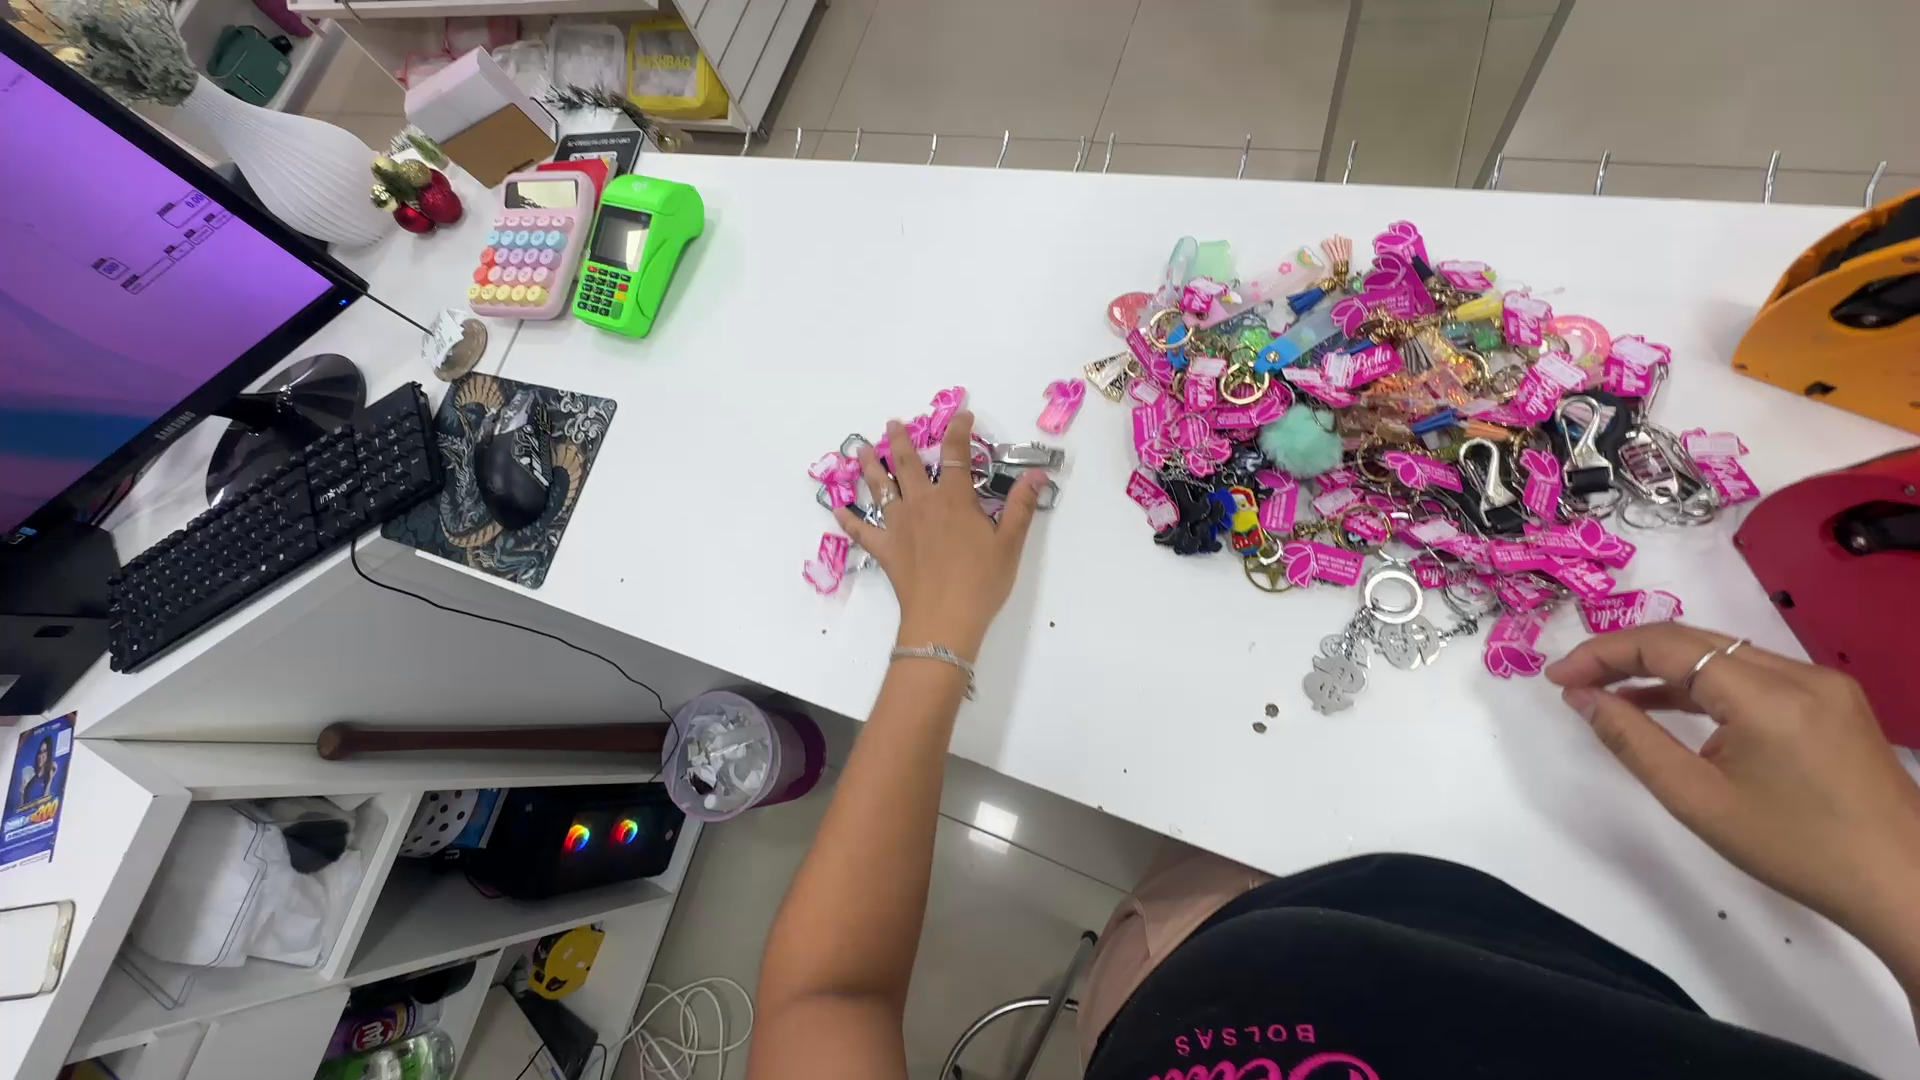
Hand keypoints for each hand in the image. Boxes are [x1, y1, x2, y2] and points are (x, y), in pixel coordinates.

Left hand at [834, 411, 1046, 661]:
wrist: (944, 620)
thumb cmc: (981, 582)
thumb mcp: (1010, 543)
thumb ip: (1021, 505)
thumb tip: (1037, 474)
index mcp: (953, 499)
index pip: (956, 454)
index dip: (959, 431)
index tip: (963, 415)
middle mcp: (921, 504)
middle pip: (907, 464)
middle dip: (901, 440)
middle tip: (893, 423)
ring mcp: (898, 525)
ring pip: (880, 488)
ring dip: (870, 466)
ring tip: (861, 449)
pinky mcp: (884, 549)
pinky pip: (860, 530)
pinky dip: (847, 519)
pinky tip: (836, 508)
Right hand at [1546, 623, 1919, 942]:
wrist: (1910, 892)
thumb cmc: (1795, 848)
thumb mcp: (1694, 796)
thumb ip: (1629, 737)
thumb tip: (1579, 696)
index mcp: (1770, 697)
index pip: (1666, 646)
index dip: (1601, 654)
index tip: (1557, 678)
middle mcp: (1800, 676)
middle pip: (1690, 640)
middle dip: (1621, 653)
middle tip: (1572, 680)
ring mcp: (1821, 687)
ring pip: (1716, 653)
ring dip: (1655, 666)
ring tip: (1604, 690)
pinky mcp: (1828, 704)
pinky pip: (1744, 673)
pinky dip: (1693, 681)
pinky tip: (1658, 703)